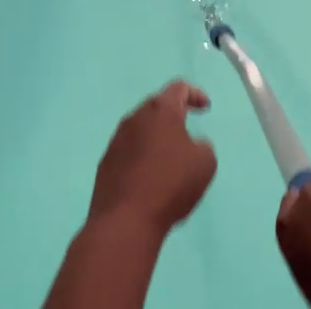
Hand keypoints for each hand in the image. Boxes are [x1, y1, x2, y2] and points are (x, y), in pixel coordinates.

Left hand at [87, 80, 216, 234]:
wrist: (125, 222)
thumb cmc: (170, 184)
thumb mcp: (205, 162)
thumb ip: (203, 145)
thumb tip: (191, 145)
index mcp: (160, 110)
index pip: (179, 88)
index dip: (195, 94)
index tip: (206, 107)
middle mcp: (134, 118)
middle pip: (157, 108)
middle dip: (174, 116)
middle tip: (187, 130)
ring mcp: (116, 141)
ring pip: (140, 131)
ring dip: (156, 139)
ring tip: (169, 159)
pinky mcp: (105, 165)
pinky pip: (128, 153)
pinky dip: (142, 158)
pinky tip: (150, 179)